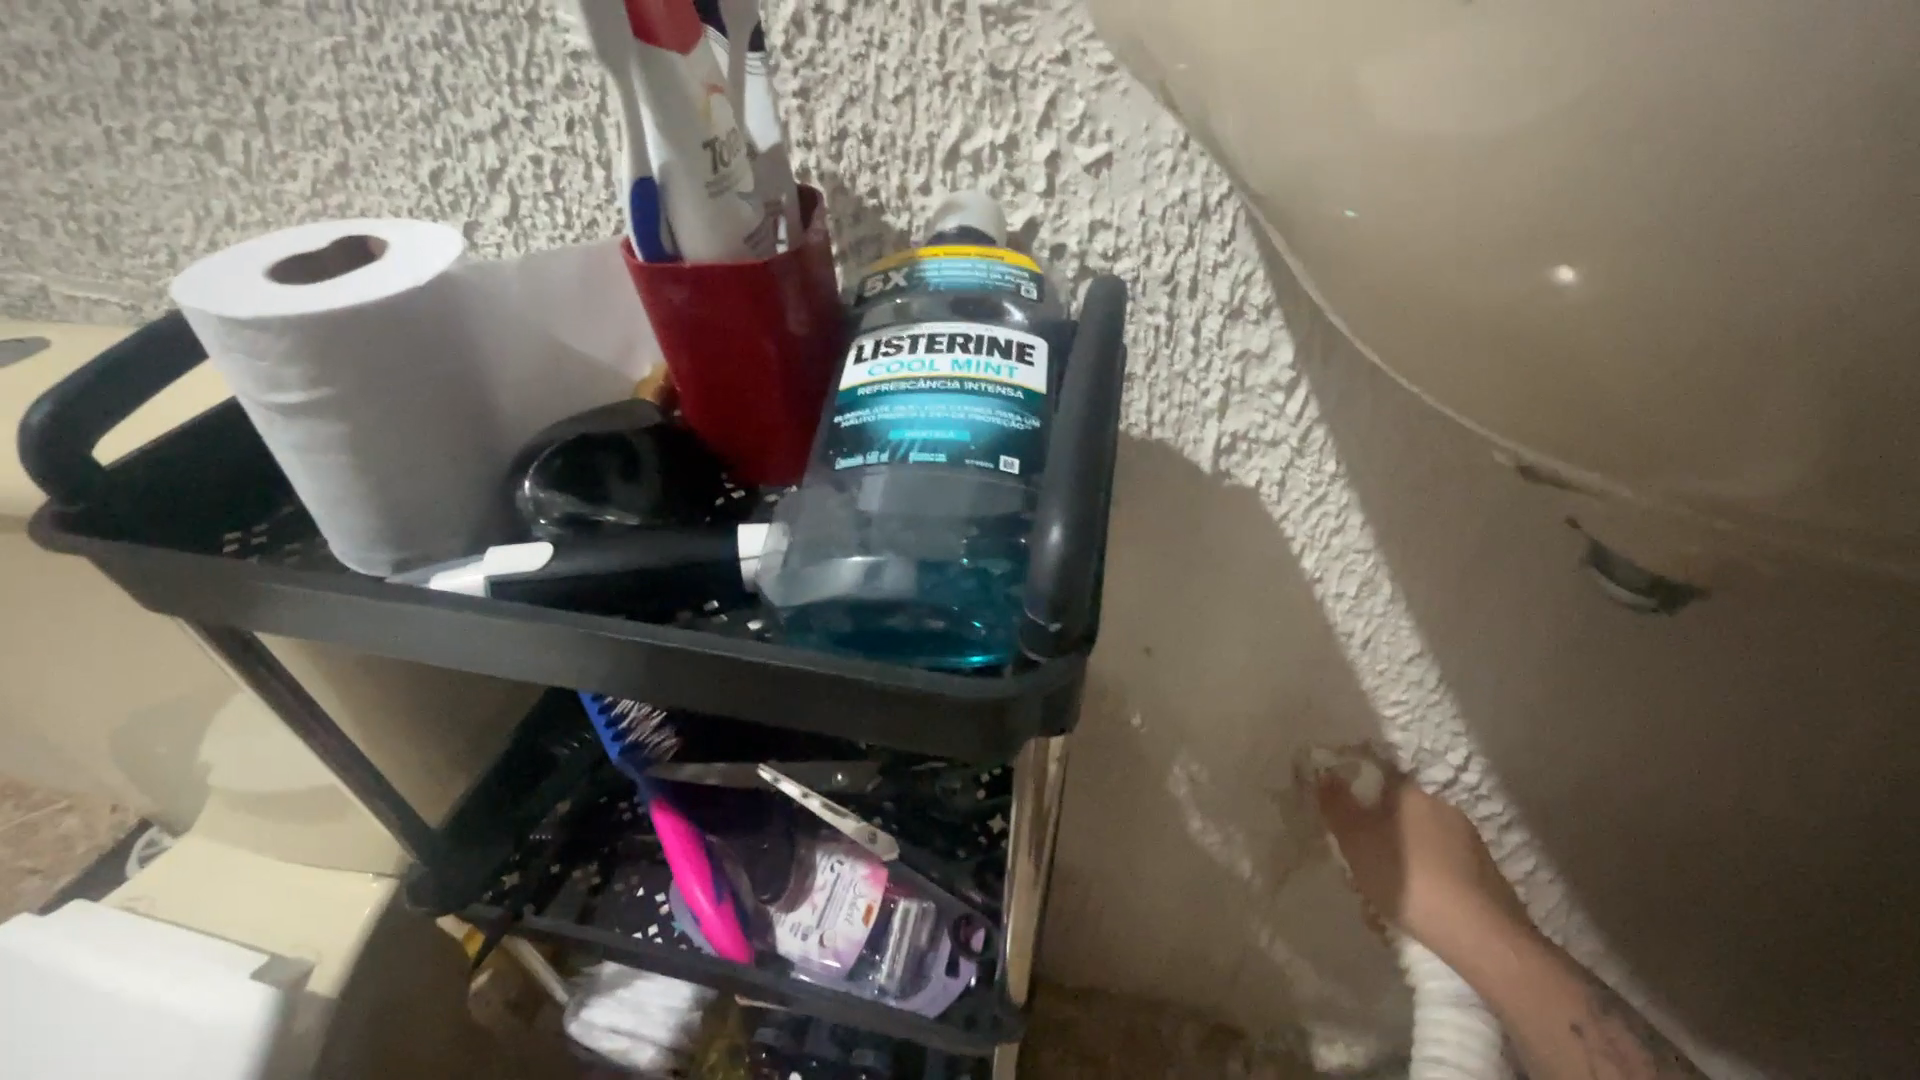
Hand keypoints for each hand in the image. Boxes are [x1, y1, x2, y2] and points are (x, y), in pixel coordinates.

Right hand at [1307, 749, 1530, 958]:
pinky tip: (1420, 905)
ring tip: (1388, 890)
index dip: (1358, 799)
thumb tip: (1324, 772)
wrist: (1479, 933)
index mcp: (1412, 793)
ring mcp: (1470, 841)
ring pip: (1423, 841)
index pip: (1378, 781)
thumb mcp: (1356, 840)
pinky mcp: (1487, 873)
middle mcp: (1443, 807)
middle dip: (1381, 833)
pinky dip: (1428, 879)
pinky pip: (1444, 867)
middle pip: (1400, 813)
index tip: (1345, 823)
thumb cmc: (1408, 878)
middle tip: (1361, 862)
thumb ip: (1337, 805)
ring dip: (1405, 858)